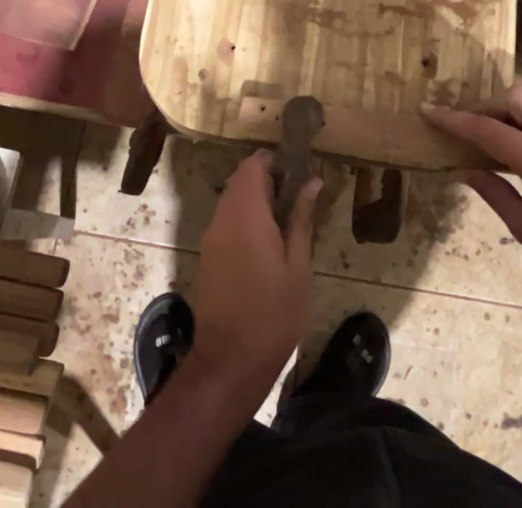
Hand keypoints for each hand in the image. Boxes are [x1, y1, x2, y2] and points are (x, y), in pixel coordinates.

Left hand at [189, 151, 321, 402]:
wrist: (230, 359)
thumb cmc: (274, 313)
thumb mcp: (298, 265)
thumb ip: (301, 219)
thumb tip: (312, 182)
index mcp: (246, 215)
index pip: (252, 167)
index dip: (275, 162)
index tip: (300, 172)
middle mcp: (222, 219)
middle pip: (241, 182)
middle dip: (268, 181)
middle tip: (301, 198)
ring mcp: (212, 238)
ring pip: (232, 202)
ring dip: (258, 201)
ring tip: (290, 221)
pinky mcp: (209, 256)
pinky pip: (227, 223)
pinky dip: (247, 220)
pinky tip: (271, 242)